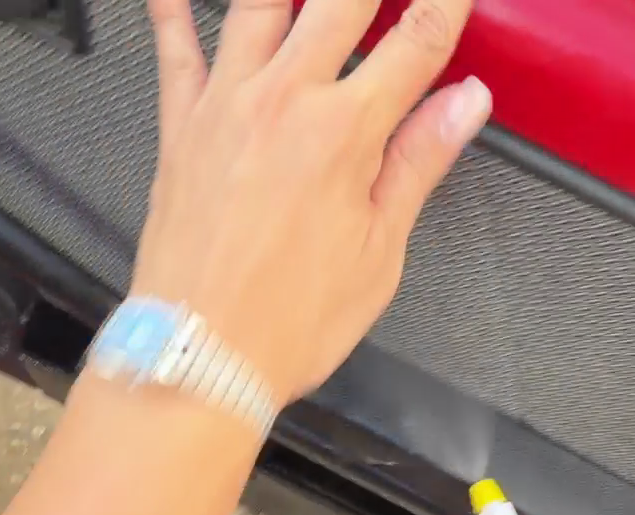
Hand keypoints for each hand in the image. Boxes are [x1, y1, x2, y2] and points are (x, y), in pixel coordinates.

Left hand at [135, 0, 489, 403]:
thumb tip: (462, 108)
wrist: (202, 358)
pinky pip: (173, 46)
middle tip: (390, 0)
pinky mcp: (180, 131)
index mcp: (344, 135)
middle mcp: (282, 103)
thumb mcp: (376, 256)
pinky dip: (173, 8)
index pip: (416, 41)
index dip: (446, 7)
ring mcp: (225, 108)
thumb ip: (416, 167)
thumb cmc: (286, 324)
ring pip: (260, 0)